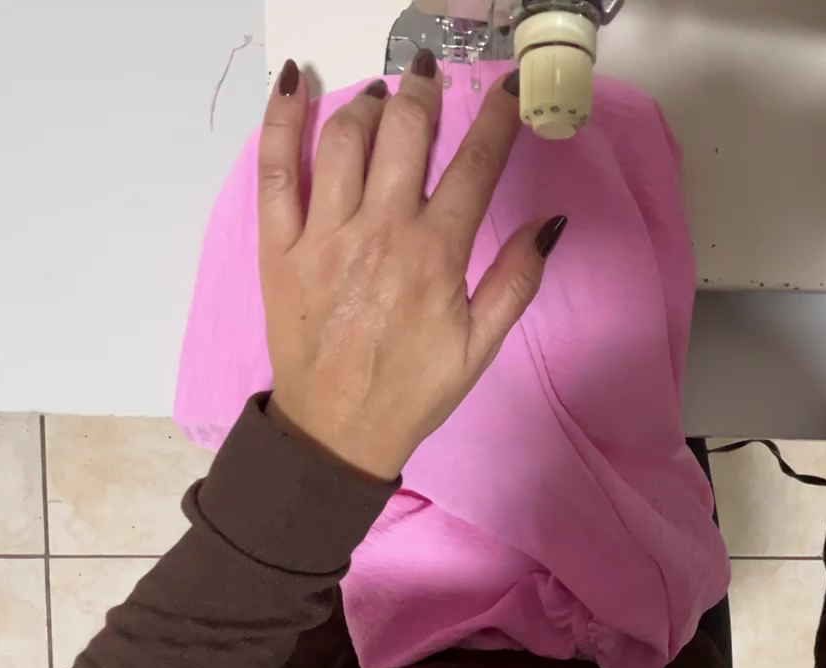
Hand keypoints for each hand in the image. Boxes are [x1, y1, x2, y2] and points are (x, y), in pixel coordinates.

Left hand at [257, 56, 567, 480]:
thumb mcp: (480, 348)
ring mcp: (325, 235)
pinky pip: (275, 168)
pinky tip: (296, 80)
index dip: (496, 119)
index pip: (475, 166)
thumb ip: (516, 282)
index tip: (505, 86)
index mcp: (436, 255)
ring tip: (381, 97)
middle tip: (429, 77)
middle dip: (424, 93)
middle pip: (405, 134)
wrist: (338, 432)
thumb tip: (550, 222)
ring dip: (367, 104)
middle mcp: (381, 231)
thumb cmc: (413, 392)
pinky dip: (282, 117)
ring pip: (345, 139)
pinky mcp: (281, 246)